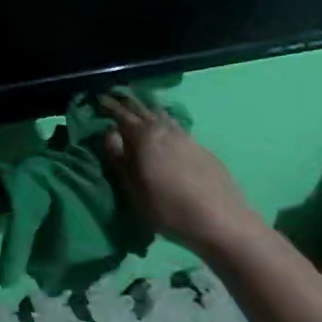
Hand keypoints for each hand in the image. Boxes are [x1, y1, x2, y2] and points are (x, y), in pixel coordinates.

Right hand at [98, 90, 263, 255]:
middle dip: (127, 102)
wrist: (224, 224)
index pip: (121, 114)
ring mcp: (187, 138)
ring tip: (138, 109)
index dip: (108, 105)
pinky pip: (176, 126)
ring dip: (147, 109)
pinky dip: (164, 121)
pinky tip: (164, 129)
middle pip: (142, 109)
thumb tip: (109, 133)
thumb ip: (118, 158)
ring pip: (162, 115)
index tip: (97, 98)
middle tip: (114, 97)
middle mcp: (165, 130)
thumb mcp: (133, 188)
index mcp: (144, 137)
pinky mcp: (202, 149)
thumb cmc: (169, 209)